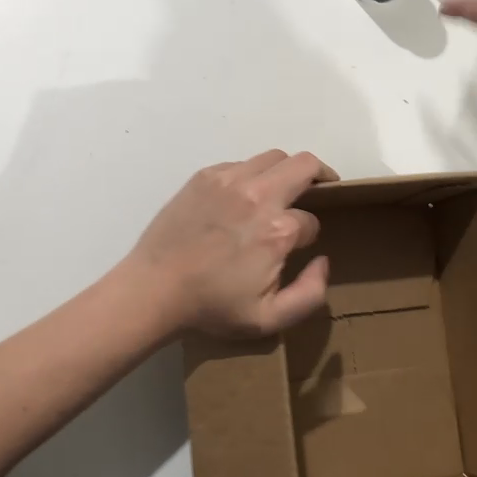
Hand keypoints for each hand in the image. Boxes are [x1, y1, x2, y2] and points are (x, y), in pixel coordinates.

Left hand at [123, 150, 335, 338]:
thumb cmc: (212, 307)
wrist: (153, 289)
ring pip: (276, 157)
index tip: (299, 246)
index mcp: (277, 230)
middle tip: (319, 192)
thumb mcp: (269, 319)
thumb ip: (310, 294)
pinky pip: (243, 163)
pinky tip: (245, 196)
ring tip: (283, 191)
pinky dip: (254, 174)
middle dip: (320, 177)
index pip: (311, 219)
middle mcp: (258, 195)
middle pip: (306, 164)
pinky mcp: (206, 175)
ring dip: (288, 171)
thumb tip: (323, 261)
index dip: (310, 233)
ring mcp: (230, 180)